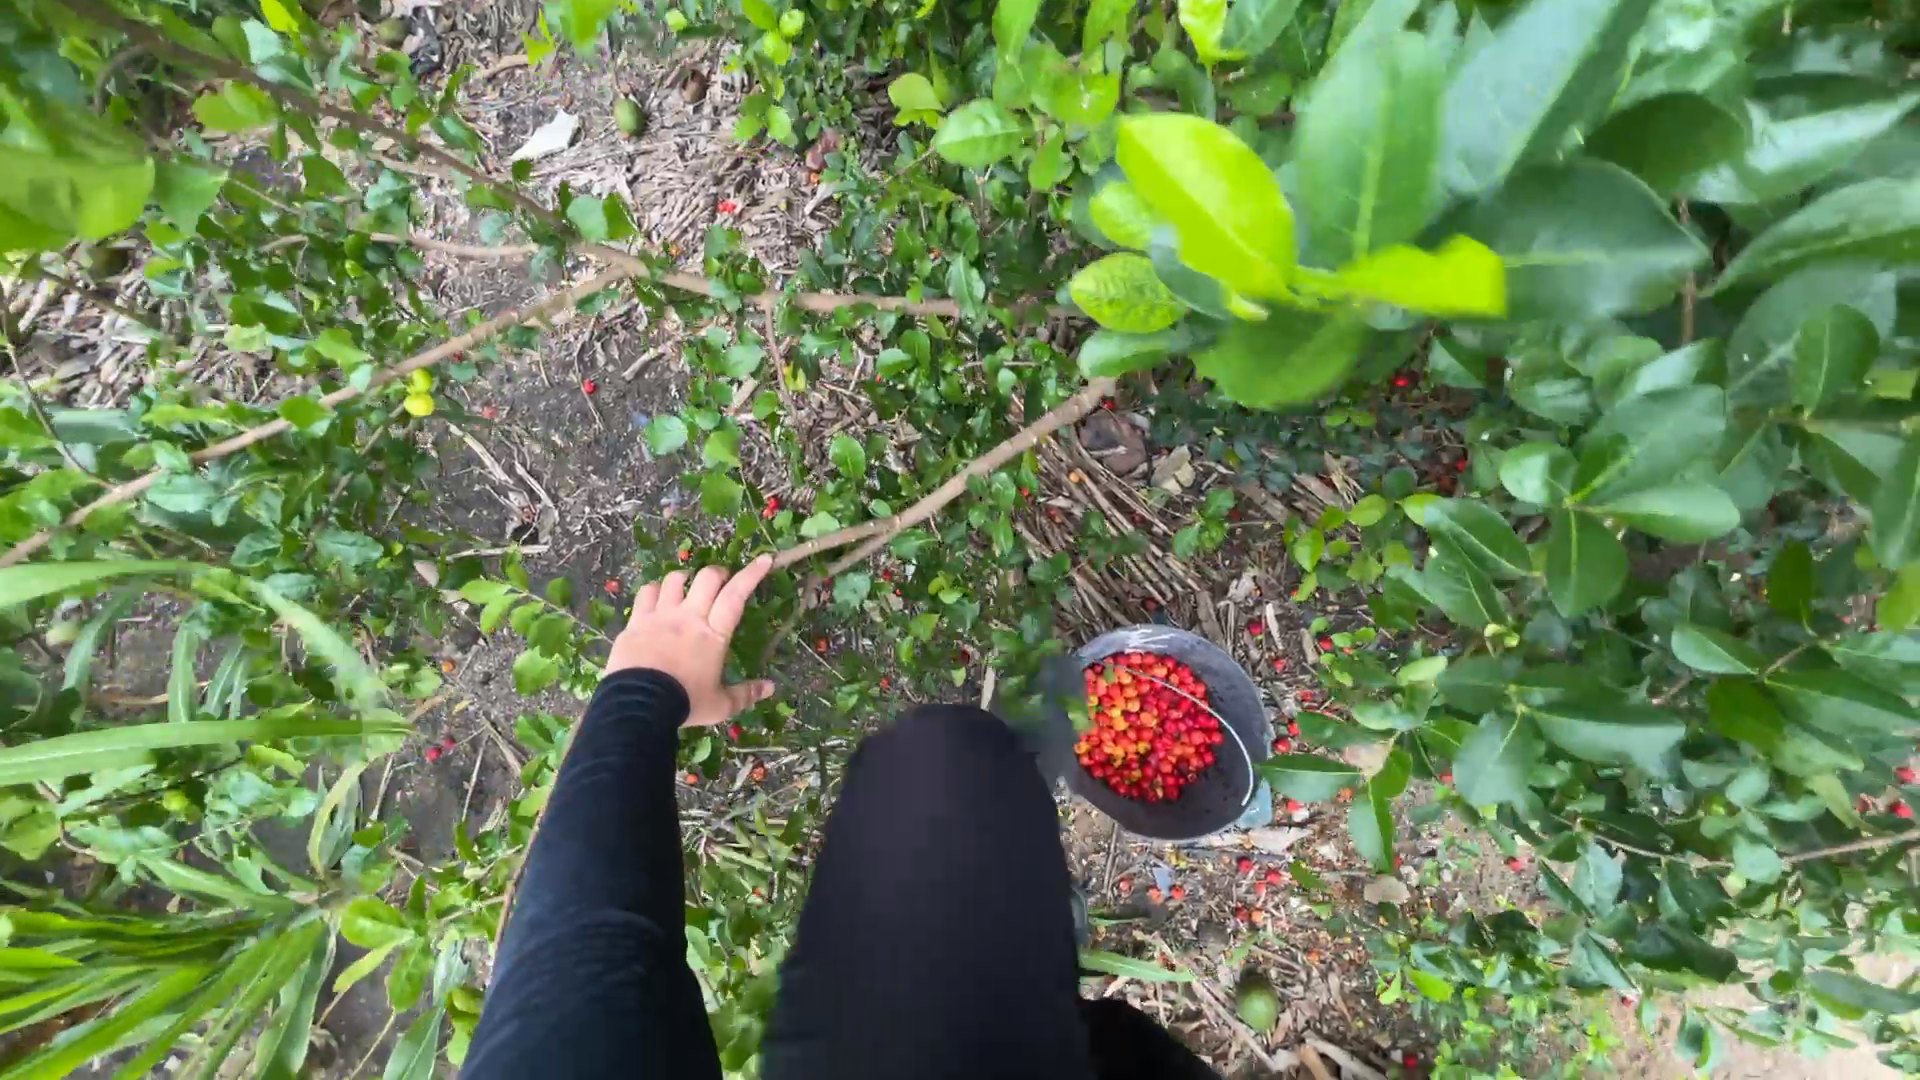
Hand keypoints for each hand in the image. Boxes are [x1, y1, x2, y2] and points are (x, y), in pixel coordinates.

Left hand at [607, 555, 775, 726]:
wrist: (637, 707)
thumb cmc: (684, 703)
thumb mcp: (720, 704)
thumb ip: (746, 694)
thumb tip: (771, 688)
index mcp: (714, 634)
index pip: (736, 595)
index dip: (752, 574)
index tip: (764, 559)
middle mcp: (689, 617)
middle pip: (707, 578)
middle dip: (718, 573)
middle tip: (722, 580)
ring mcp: (660, 616)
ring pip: (674, 580)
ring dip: (685, 578)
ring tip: (687, 586)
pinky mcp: (636, 621)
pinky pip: (646, 593)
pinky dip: (655, 590)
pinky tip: (657, 597)